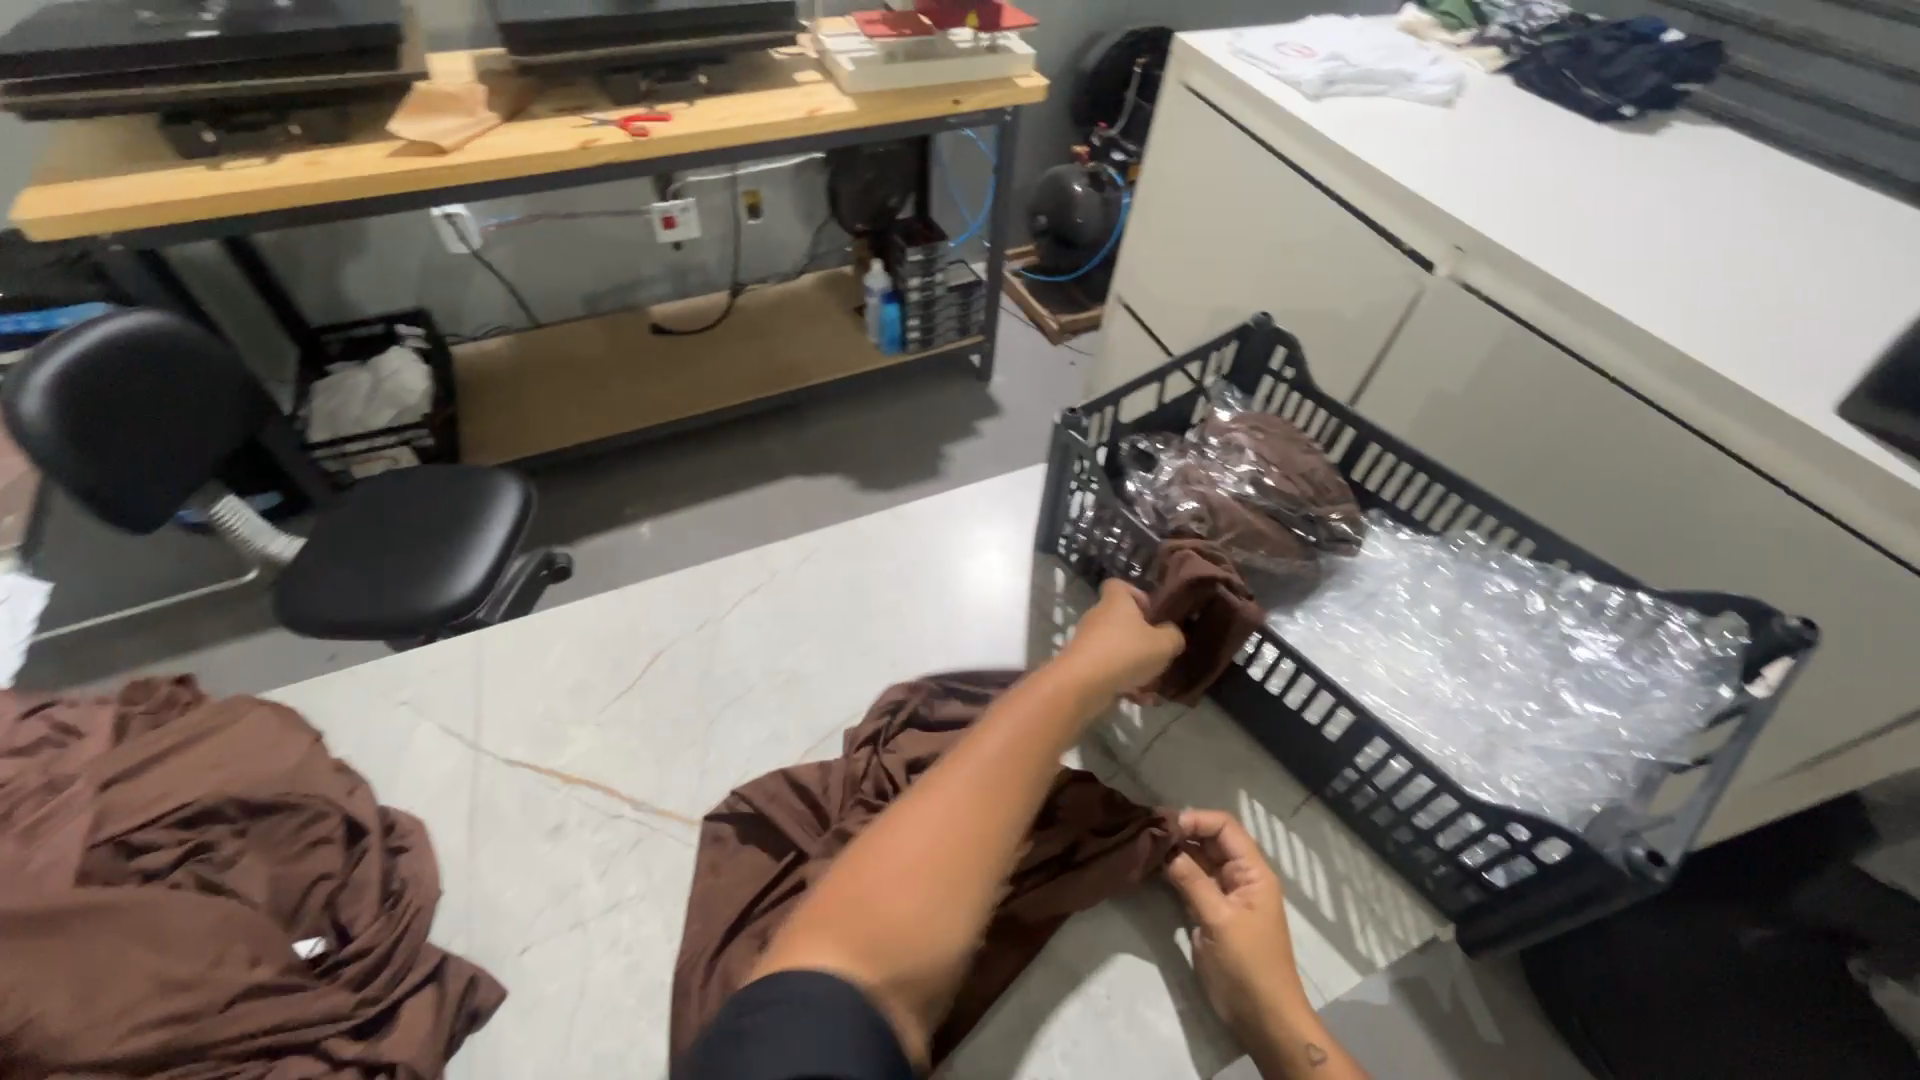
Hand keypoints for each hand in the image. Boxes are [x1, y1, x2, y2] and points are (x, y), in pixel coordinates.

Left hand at [1056, 578, 1185, 698]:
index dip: (1135, 594)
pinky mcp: (1082, 664)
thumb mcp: (1163, 644)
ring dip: (1134, 665)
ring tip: (1151, 684)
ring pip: (1116, 649)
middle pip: (1119, 620)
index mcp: (1115, 602)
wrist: (1083, 683)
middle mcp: (1098, 617)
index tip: (1150, 612)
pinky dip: (1123, 682)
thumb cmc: (1126, 653)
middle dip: (1140, 638)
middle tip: (1157, 653)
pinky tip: (1138, 699)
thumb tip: (1170, 633)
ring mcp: (1087, 641)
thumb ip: (1173, 636)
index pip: (1118, 585)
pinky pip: (1108, 670)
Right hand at [1165, 808, 1304, 1040]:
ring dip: (1174, 851)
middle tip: (1144, 831)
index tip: (1163, 825)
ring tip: (1143, 845)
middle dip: (1180, 832)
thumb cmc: (1248, 967)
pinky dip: (1173, 872)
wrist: (1264, 1019)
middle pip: (1210, 840)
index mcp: (1253, 872)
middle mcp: (1240, 877)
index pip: (1225, 827)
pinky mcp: (1212, 912)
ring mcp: (1226, 895)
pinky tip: (1151, 868)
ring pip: (1198, 860)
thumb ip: (1192, 880)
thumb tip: (1165, 847)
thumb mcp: (1219, 921)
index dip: (1195, 819)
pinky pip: (1192, 881)